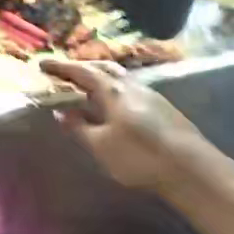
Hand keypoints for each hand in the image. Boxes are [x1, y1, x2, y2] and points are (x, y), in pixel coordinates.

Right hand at [39, 60, 210, 191]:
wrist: (191, 168)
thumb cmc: (139, 156)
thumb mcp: (101, 146)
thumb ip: (79, 128)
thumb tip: (61, 113)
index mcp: (113, 90)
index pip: (82, 72)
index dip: (61, 68)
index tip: (42, 64)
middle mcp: (131, 85)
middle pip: (103, 68)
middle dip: (82, 68)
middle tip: (64, 73)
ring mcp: (150, 95)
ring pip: (119, 78)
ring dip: (100, 78)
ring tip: (87, 88)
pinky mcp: (162, 108)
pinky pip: (129, 90)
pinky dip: (113, 91)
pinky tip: (113, 106)